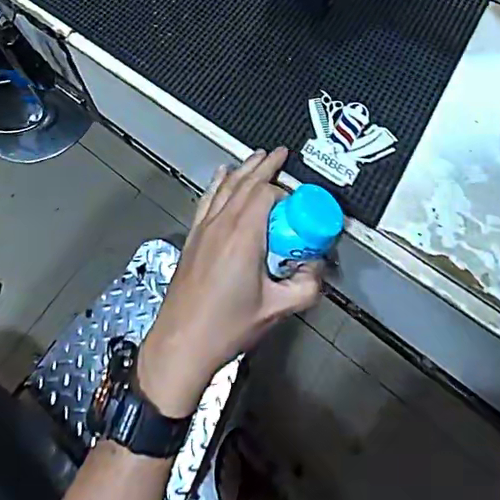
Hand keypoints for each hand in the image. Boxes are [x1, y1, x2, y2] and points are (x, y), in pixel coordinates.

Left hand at [138, 148, 321, 415]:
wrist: (181, 345)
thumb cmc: (223, 328)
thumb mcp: (276, 309)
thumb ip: (306, 287)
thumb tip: (318, 270)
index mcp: (243, 236)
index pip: (266, 193)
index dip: (285, 191)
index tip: (297, 204)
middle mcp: (222, 225)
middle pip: (246, 181)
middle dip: (266, 165)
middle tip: (281, 154)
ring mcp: (204, 229)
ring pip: (227, 186)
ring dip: (245, 169)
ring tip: (258, 157)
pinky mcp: (194, 238)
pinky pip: (208, 199)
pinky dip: (218, 183)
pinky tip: (222, 175)